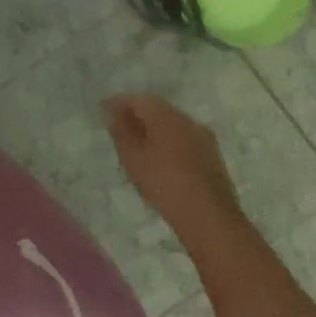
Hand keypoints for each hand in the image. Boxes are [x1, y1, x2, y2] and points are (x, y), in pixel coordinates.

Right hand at [104, 93, 242, 236]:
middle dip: (137, 113)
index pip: (138, 98)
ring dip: (154, 127)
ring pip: (172, 122)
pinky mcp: (212, 154)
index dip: (118, 102)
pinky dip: (168, 139)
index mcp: (166, 117)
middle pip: (157, 108)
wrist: (210, 217)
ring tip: (138, 143)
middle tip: (118, 125)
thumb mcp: (132, 157)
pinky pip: (184, 136)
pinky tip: (160, 156)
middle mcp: (187, 120)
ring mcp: (204, 137)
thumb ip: (120, 131)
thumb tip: (112, 113)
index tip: (103, 111)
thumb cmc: (164, 184)